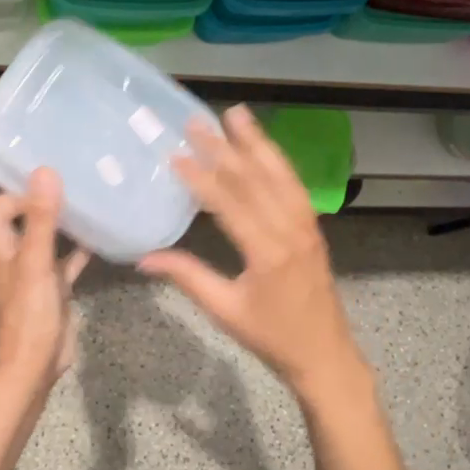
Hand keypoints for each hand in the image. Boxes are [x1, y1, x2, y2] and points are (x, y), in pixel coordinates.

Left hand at [0, 168, 89, 381]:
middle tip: (72, 186)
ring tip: (87, 204)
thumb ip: (40, 218)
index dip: (15, 194)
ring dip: (61, 225)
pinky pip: (64, 264)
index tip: (46, 188)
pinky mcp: (52, 291)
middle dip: (42, 203)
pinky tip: (99, 240)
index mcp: (0, 248)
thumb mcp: (36, 261)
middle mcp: (13, 257)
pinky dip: (78, 252)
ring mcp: (33, 274)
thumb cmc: (29, 313)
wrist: (34, 365)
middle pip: (21, 220)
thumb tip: (44, 172)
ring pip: (45, 241)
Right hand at [139, 106, 365, 395]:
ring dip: (256, 143)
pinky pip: (294, 186)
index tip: (176, 155)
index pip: (230, 205)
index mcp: (267, 253)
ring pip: (279, 175)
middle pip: (254, 181)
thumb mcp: (225, 310)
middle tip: (197, 122)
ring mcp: (306, 226)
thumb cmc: (272, 337)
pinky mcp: (312, 227)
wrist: (325, 355)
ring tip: (236, 115)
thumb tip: (144, 258)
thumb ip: (187, 277)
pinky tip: (262, 147)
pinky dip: (277, 162)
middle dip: (224, 149)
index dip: (202, 178)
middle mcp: (290, 231)